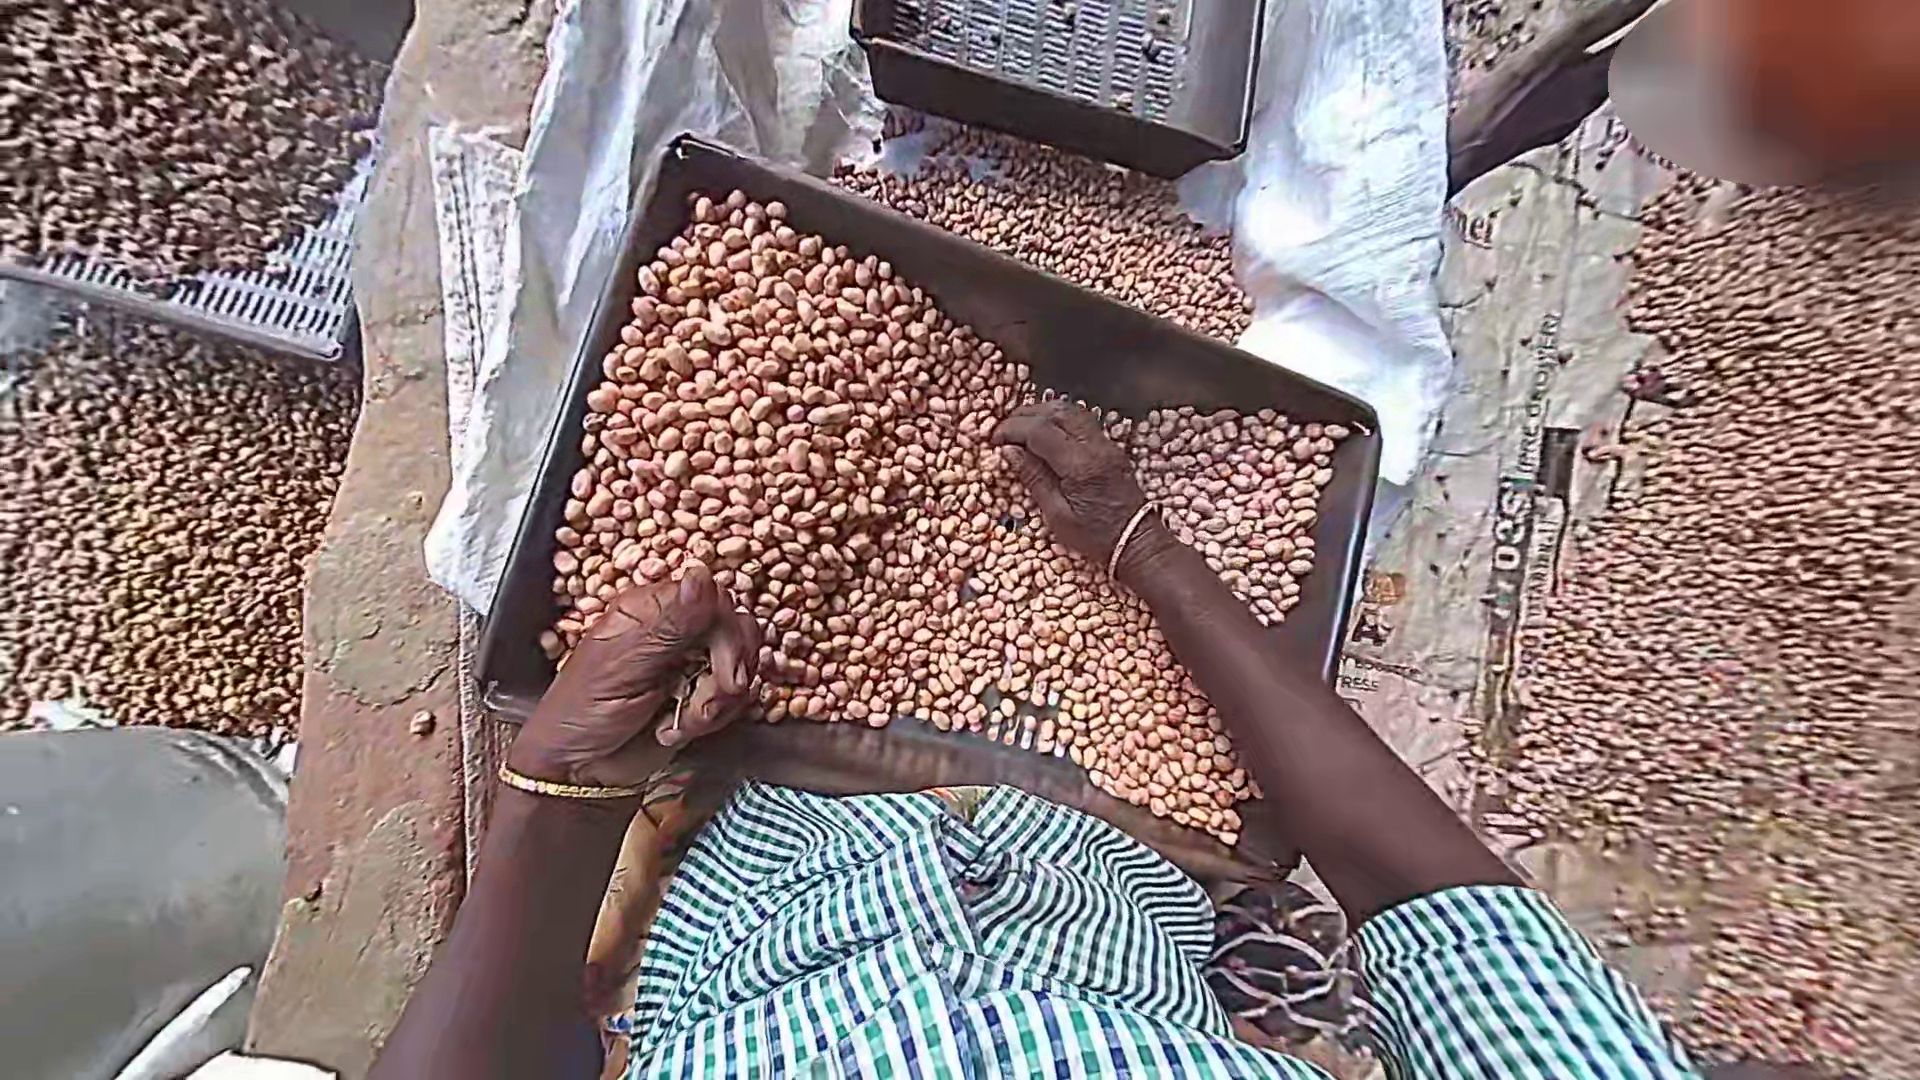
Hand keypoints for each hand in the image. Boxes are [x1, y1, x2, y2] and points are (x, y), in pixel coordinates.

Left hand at [509, 563, 759, 789]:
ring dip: (718, 700)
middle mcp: (680, 627)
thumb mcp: (621, 668)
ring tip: (681, 722)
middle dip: (727, 674)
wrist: (579, 773)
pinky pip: (736, 693)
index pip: (716, 601)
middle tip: (703, 707)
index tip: (726, 672)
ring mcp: (695, 658)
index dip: (728, 635)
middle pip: (739, 630)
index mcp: (653, 609)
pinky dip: (716, 717)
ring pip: (743, 662)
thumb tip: (701, 575)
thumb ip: (668, 624)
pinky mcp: (704, 689)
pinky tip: (681, 728)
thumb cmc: (583, 715)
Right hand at [993, 400, 1154, 566]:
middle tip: (1004, 429)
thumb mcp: (1057, 515)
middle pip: (1057, 412)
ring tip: (1021, 426)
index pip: (1040, 431)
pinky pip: (1082, 420)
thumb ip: (1034, 478)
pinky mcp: (1110, 447)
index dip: (1013, 429)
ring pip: (1072, 411)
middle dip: (1025, 415)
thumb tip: (1009, 452)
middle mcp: (1095, 447)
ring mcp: (1106, 444)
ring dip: (1043, 412)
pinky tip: (1045, 432)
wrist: (1135, 540)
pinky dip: (1059, 419)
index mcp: (1080, 465)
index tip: (995, 439)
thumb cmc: (1095, 536)